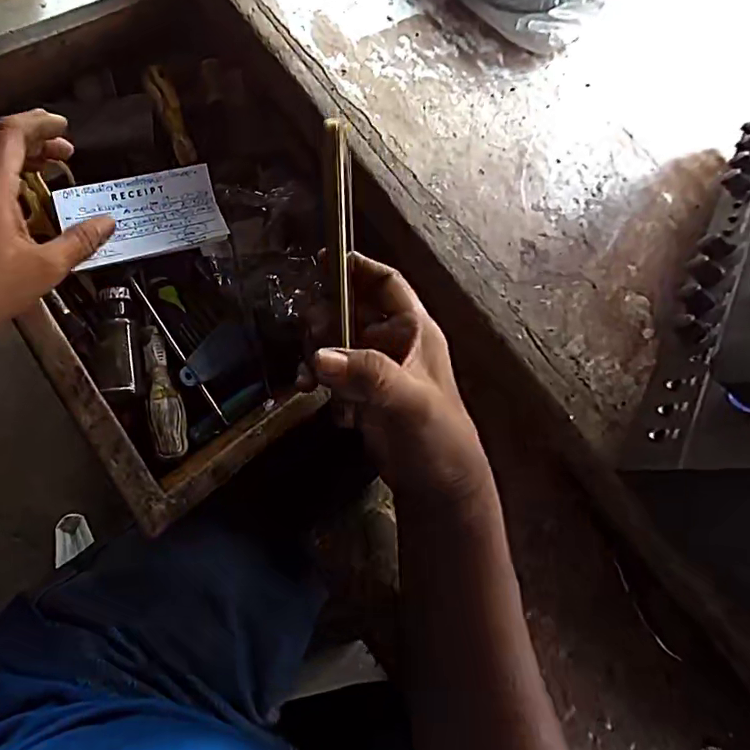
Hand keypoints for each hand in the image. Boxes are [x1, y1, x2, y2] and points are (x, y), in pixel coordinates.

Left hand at [0, 110, 113, 371]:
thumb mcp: (46, 267)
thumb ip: (80, 241)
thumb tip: (106, 223)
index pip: (10, 133)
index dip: (39, 122)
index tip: (62, 126)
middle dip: (35, 138)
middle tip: (64, 151)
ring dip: (20, 155)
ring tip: (49, 168)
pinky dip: (9, 174)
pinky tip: (29, 199)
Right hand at [302, 254, 488, 506]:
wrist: (440, 490)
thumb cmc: (439, 437)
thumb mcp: (409, 401)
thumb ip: (367, 375)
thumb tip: (319, 355)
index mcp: (414, 330)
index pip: (386, 284)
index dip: (359, 268)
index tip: (325, 260)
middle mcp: (394, 343)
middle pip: (351, 311)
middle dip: (326, 320)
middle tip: (310, 337)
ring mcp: (376, 369)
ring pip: (336, 342)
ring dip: (318, 354)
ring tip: (309, 377)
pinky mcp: (362, 394)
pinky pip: (332, 373)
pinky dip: (321, 380)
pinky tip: (318, 397)